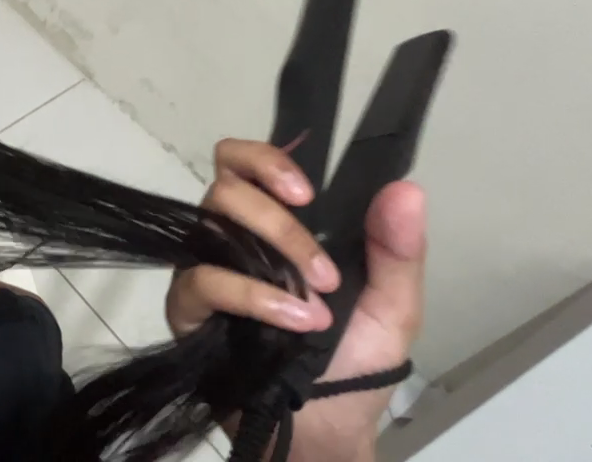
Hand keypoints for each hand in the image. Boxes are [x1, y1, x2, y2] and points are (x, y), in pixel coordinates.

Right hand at [166, 140, 426, 461]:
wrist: (326, 432)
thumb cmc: (353, 363)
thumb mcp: (392, 307)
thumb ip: (397, 249)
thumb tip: (407, 187)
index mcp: (268, 221)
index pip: (240, 161)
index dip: (263, 160)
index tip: (305, 192)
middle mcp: (227, 233)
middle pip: (228, 188)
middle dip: (281, 223)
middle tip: (326, 273)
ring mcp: (201, 265)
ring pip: (213, 223)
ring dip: (274, 255)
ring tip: (318, 305)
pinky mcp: (185, 304)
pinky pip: (204, 279)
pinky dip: (254, 295)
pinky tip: (294, 321)